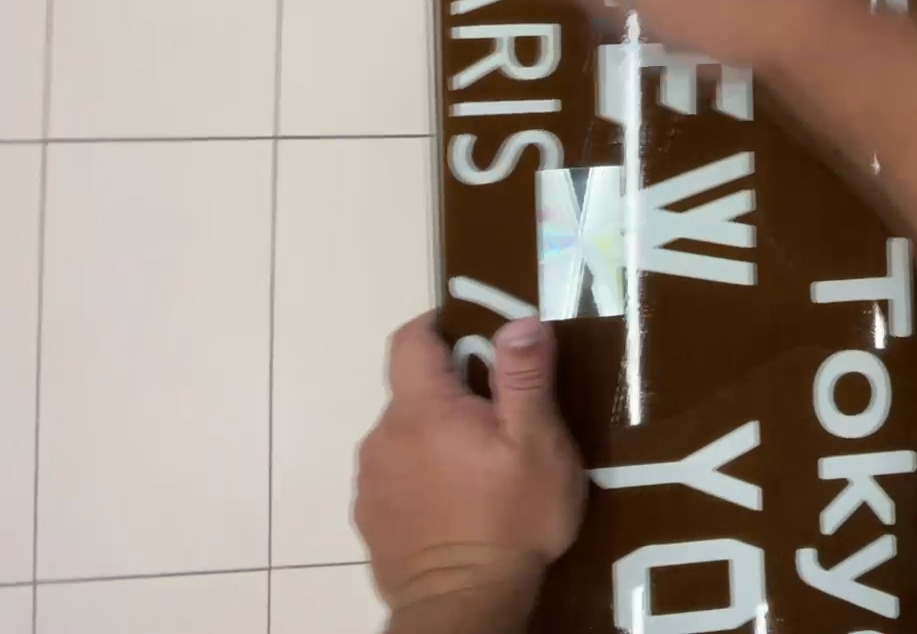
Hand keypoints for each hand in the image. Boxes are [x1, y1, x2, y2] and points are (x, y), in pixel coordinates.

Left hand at [354, 316, 583, 623]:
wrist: (464, 608)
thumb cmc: (511, 515)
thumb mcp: (536, 440)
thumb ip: (524, 376)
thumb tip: (519, 319)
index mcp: (422, 411)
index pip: (410, 341)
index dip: (441, 323)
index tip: (482, 328)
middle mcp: (383, 438)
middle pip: (417, 386)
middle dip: (461, 383)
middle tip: (512, 408)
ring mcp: (372, 480)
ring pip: (410, 429)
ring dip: (445, 426)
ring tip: (493, 455)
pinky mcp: (373, 516)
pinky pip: (402, 467)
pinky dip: (431, 464)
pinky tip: (466, 493)